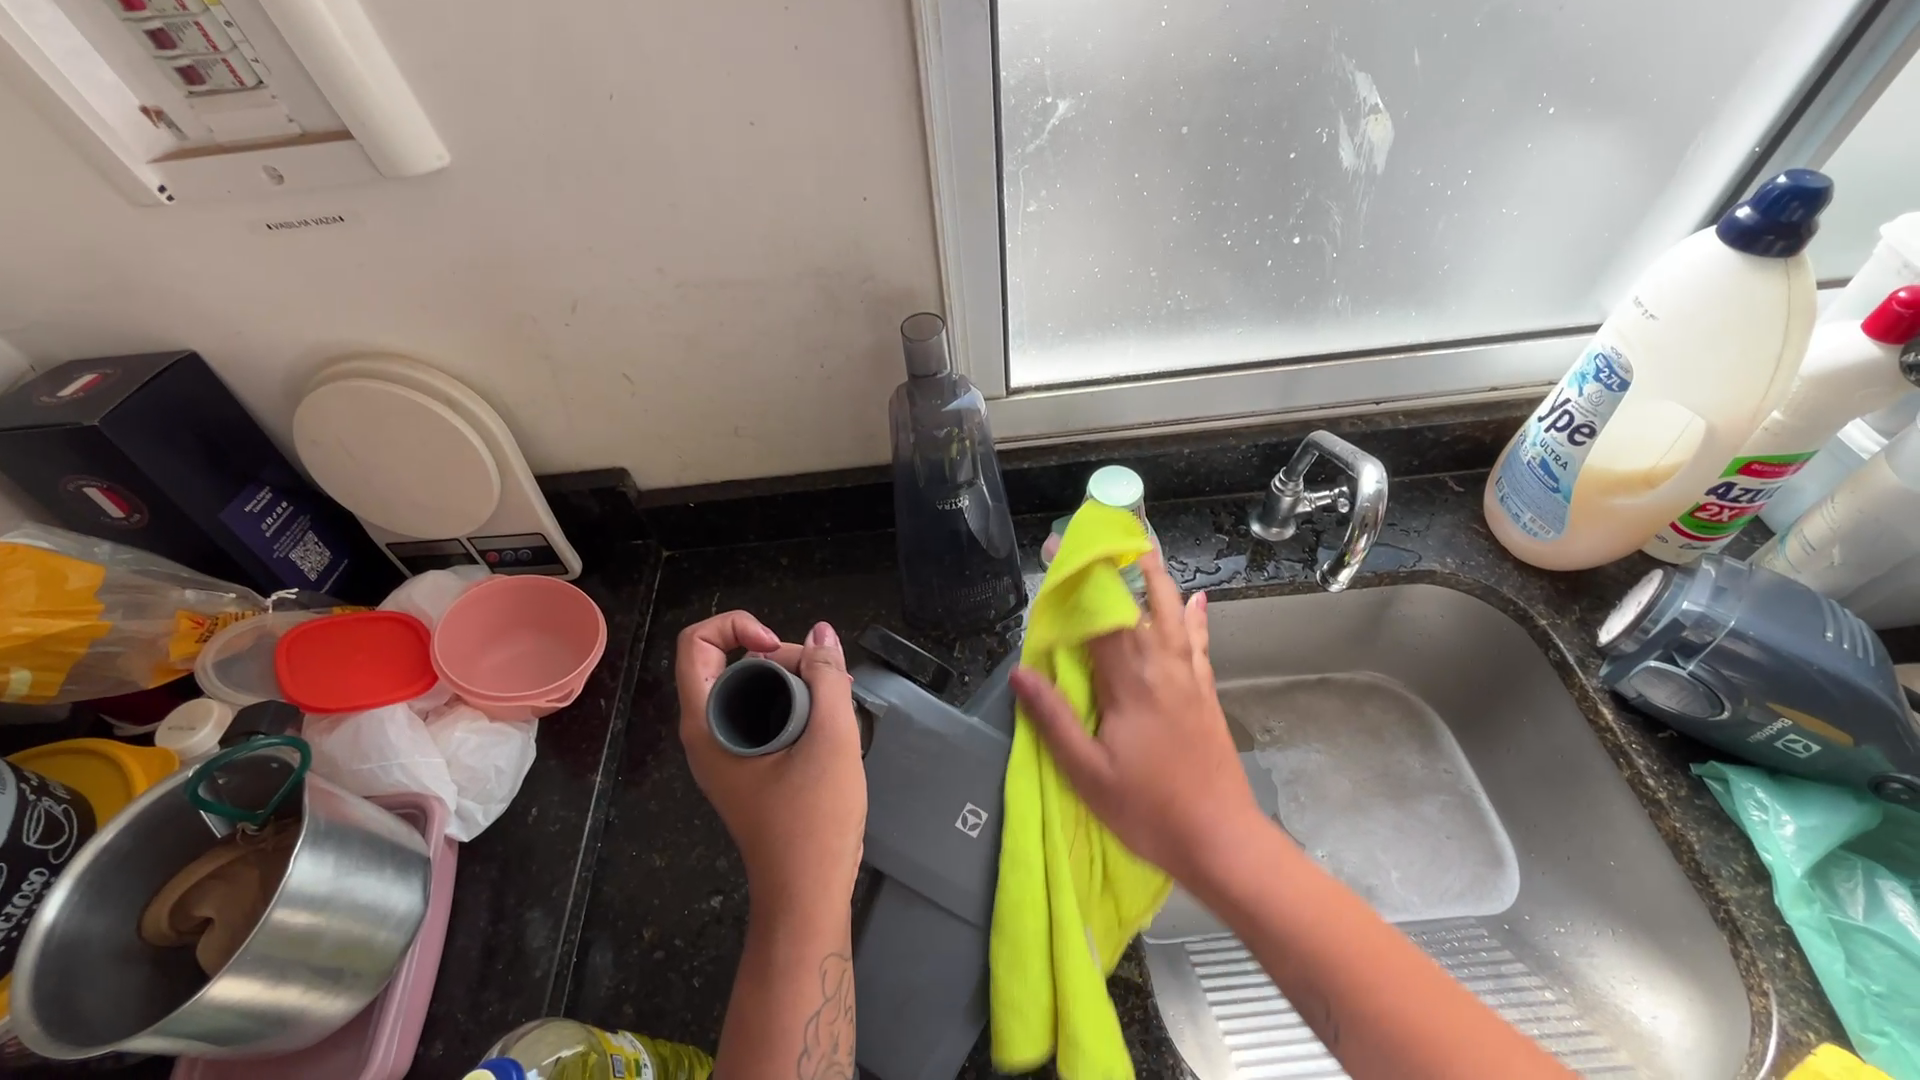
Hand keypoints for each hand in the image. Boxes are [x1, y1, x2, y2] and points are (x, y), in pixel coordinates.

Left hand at [677, 613, 866, 906]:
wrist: (808, 893)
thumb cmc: (813, 820)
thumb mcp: (831, 740)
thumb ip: (827, 678)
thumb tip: (821, 633)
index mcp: (707, 724)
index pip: (696, 643)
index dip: (738, 627)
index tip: (782, 648)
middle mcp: (707, 734)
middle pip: (730, 663)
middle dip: (781, 658)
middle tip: (824, 682)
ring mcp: (726, 754)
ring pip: (751, 690)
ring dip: (794, 684)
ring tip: (835, 704)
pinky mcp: (747, 768)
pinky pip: (763, 717)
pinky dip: (794, 708)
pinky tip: (829, 726)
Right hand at [1009, 553, 1262, 885]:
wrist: (1220, 838)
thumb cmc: (1147, 810)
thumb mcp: (1087, 773)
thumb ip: (1053, 719)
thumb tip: (1020, 673)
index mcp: (1129, 684)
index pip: (1099, 617)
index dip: (1078, 579)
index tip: (1058, 551)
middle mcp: (1162, 669)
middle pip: (1139, 603)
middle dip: (1116, 565)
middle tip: (1098, 538)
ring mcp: (1189, 678)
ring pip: (1174, 614)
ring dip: (1157, 578)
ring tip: (1144, 548)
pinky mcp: (1206, 693)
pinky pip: (1198, 642)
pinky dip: (1194, 616)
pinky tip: (1197, 600)